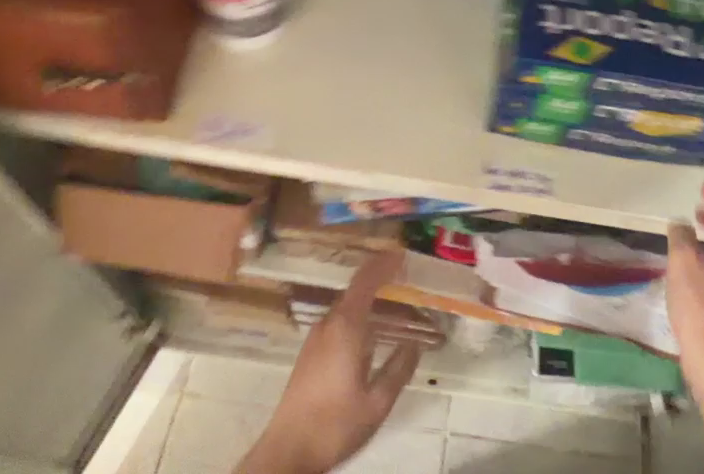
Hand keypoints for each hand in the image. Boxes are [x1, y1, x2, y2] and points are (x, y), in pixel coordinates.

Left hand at [237, 249, 421, 473]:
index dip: (384, 263)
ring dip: (369, 299)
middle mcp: (328, 325)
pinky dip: (359, 316)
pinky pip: (339, 322)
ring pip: (347, 307)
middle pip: (355, 290)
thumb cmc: (335, 424)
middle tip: (407, 277)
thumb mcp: (377, 402)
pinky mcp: (310, 353)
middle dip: (380, 279)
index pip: (365, 281)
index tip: (403, 253)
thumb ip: (398, 369)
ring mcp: (316, 338)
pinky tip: (373, 334)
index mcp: (345, 328)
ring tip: (396, 304)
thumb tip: (415, 346)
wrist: (288, 450)